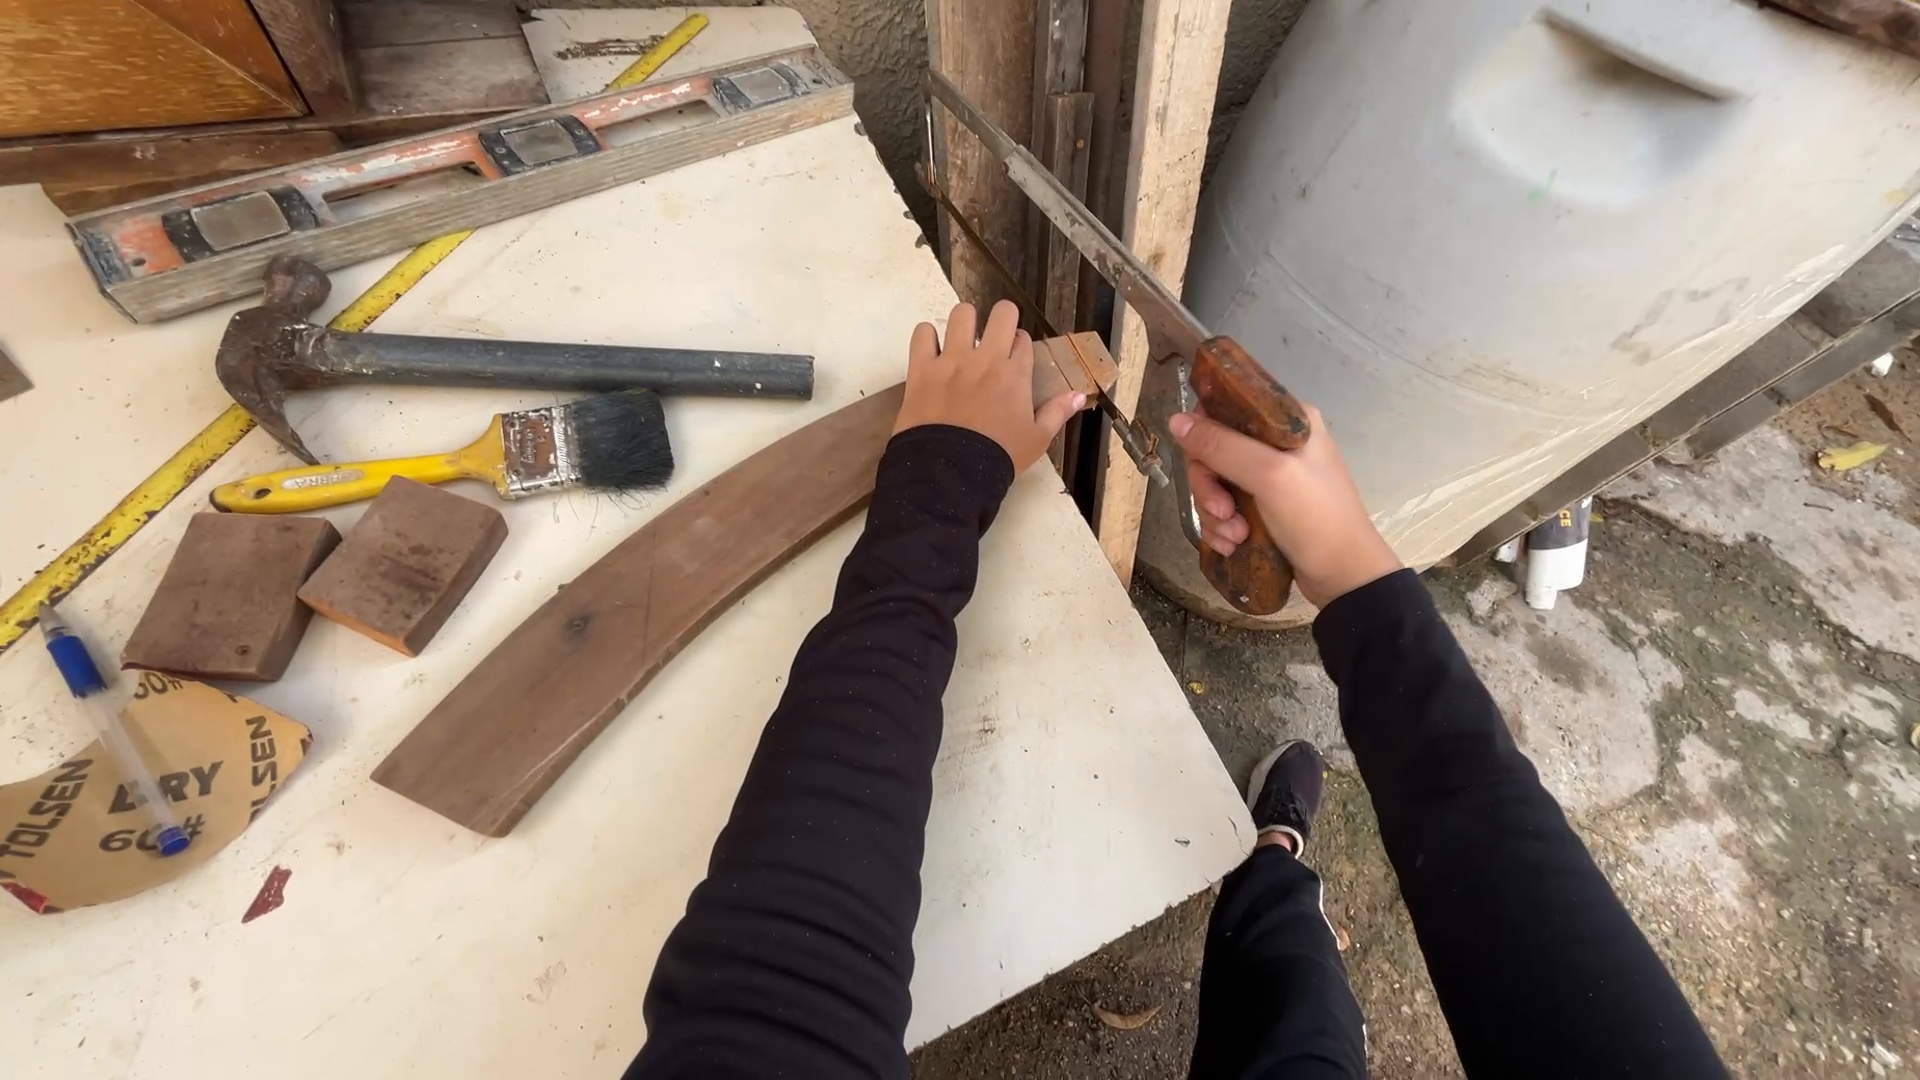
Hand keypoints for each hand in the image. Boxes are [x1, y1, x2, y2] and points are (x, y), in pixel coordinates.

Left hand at [893, 301, 1084, 473]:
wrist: (952, 472)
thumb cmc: (998, 457)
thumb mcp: (1036, 439)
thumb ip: (1057, 413)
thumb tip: (1079, 395)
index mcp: (1015, 374)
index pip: (1023, 340)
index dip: (1020, 344)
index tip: (1015, 356)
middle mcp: (985, 359)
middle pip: (1001, 314)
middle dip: (1001, 318)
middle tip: (994, 334)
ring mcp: (951, 361)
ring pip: (960, 315)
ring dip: (964, 322)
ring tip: (962, 338)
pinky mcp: (921, 370)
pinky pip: (922, 334)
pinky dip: (927, 336)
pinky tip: (932, 349)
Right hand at [1169, 404, 1401, 607]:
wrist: (1343, 575)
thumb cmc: (1314, 517)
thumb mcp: (1267, 475)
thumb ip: (1221, 446)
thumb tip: (1174, 420)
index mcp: (1286, 419)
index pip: (1226, 408)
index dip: (1205, 433)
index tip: (1201, 461)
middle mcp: (1275, 442)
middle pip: (1213, 451)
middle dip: (1209, 486)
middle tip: (1222, 511)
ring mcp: (1268, 476)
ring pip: (1214, 483)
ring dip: (1215, 513)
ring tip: (1234, 536)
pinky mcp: (1261, 506)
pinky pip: (1223, 508)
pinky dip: (1221, 527)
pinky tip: (1231, 544)